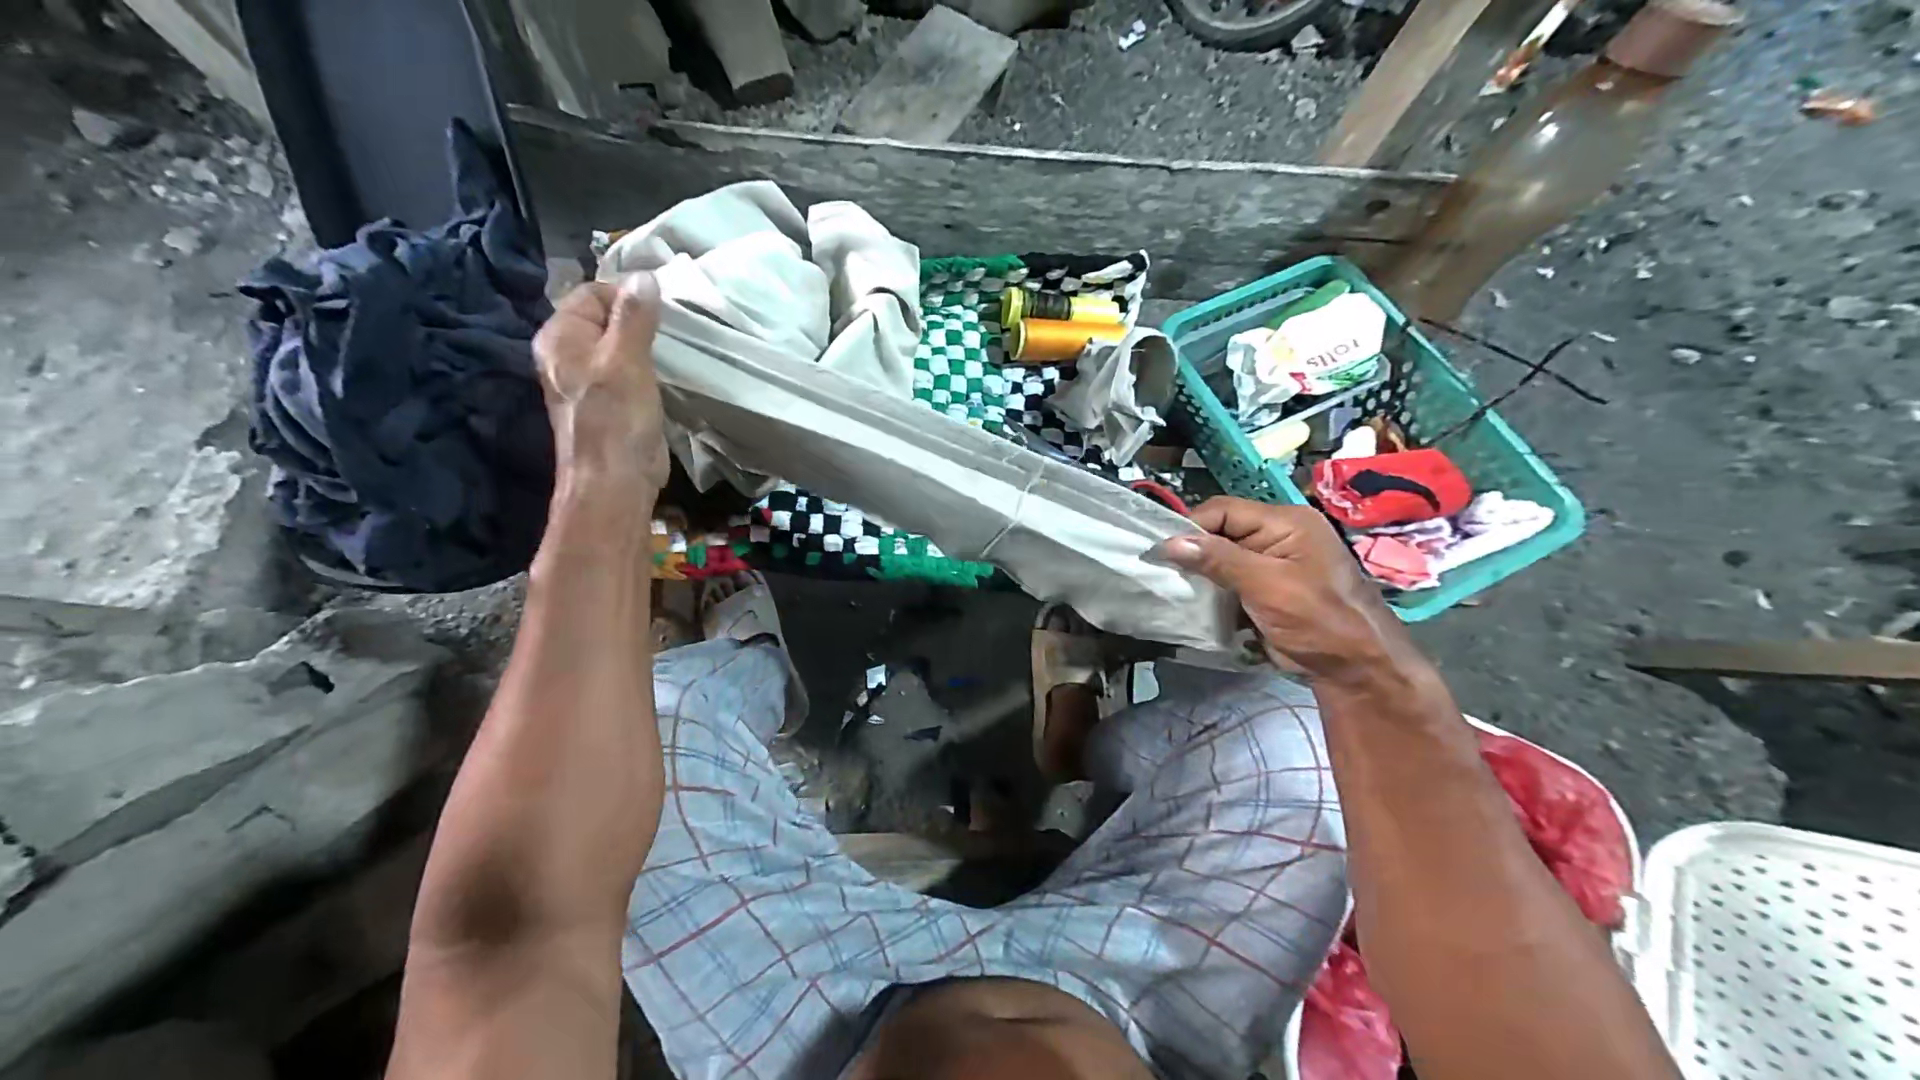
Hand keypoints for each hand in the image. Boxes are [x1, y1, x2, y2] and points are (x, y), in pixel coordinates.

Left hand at [534, 273, 669, 492]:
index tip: (662, 312)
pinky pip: (629, 371)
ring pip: (620, 346)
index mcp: (560, 337)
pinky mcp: (609, 402)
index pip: (591, 292)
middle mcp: (567, 354)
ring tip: (674, 350)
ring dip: (647, 346)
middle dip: (640, 320)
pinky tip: (667, 375)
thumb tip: (644, 275)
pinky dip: (648, 369)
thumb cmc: (616, 419)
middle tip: (673, 330)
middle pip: (606, 318)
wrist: (615, 482)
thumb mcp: (626, 360)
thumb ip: (634, 316)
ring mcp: (588, 380)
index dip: (627, 296)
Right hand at [1157, 497, 1422, 686]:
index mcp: (1286, 522)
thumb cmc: (1319, 620)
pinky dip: (1213, 592)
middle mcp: (1279, 536)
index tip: (1161, 553)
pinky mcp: (1267, 591)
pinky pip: (1230, 581)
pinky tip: (1196, 604)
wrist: (1358, 670)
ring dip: (1201, 575)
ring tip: (1177, 589)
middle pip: (1221, 533)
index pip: (1223, 510)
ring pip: (1222, 559)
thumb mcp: (1266, 585)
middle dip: (1194, 553)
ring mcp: (1274, 565)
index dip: (1191, 528)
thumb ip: (1218, 560)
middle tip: (1166, 573)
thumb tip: (1169, 542)